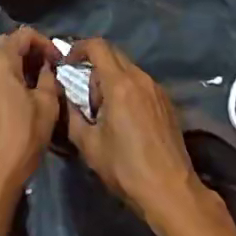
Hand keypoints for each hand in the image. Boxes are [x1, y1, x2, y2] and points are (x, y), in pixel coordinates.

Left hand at [0, 27, 63, 197]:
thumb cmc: (22, 135)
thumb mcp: (47, 104)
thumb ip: (49, 77)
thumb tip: (46, 68)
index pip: (24, 34)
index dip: (45, 43)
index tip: (58, 60)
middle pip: (8, 43)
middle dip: (30, 50)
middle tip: (48, 66)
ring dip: (19, 63)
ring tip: (39, 80)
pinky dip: (8, 76)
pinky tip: (24, 94)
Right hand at [64, 39, 207, 225]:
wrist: (170, 189)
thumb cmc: (125, 169)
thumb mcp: (90, 146)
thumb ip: (72, 117)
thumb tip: (66, 100)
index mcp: (120, 84)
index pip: (98, 46)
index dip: (79, 48)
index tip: (67, 63)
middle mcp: (140, 78)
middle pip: (113, 54)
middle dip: (94, 67)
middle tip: (86, 98)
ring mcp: (156, 88)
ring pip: (128, 69)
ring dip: (111, 81)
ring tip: (105, 114)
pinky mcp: (166, 101)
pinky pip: (141, 83)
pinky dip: (127, 90)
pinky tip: (126, 120)